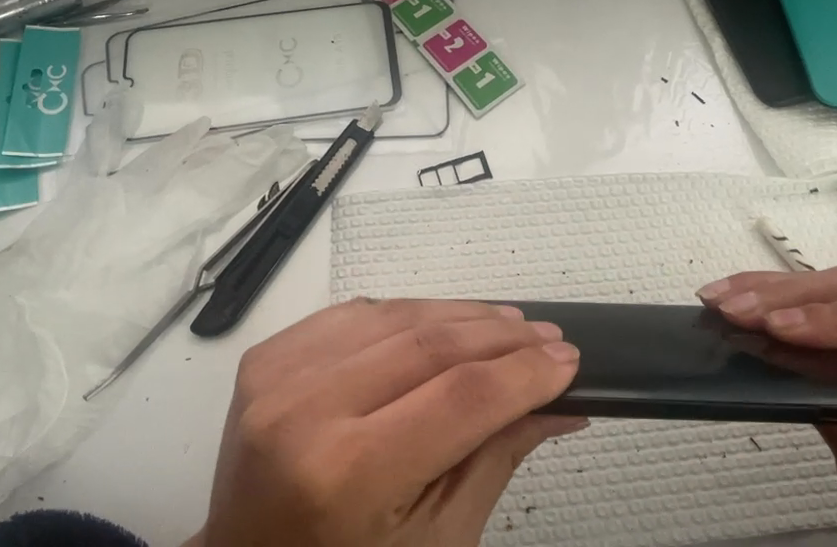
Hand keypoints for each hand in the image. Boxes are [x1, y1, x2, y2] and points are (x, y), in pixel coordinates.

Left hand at [193, 298, 584, 546]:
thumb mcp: (435, 537)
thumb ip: (496, 456)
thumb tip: (560, 403)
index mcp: (344, 475)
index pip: (459, 397)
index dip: (523, 373)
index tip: (569, 360)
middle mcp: (303, 412)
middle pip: (428, 346)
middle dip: (501, 338)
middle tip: (549, 338)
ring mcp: (277, 376)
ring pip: (395, 316)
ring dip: (460, 315)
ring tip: (508, 324)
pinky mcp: (267, 355)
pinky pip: (356, 314)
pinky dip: (409, 313)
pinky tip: (445, 322)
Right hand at [698, 265, 836, 546]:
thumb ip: (829, 401)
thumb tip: (767, 351)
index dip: (831, 317)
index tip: (773, 328)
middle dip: (789, 298)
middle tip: (729, 307)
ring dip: (778, 292)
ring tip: (721, 297)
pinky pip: (835, 307)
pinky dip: (786, 304)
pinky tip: (745, 299)